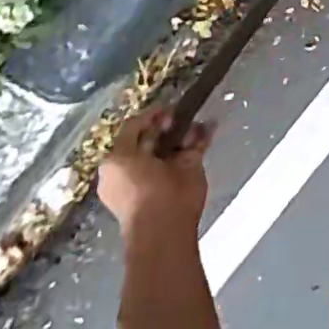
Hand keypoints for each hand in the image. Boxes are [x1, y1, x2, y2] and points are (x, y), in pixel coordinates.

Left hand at [98, 107, 213, 242]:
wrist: (164, 221)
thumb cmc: (135, 189)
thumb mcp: (119, 158)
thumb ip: (132, 132)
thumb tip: (150, 116)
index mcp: (122, 164)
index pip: (133, 133)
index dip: (146, 118)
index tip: (161, 107)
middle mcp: (145, 164)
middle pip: (157, 134)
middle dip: (167, 121)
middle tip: (177, 113)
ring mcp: (170, 166)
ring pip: (178, 137)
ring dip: (185, 126)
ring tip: (192, 116)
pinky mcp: (191, 167)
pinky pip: (197, 144)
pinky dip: (203, 133)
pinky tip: (210, 122)